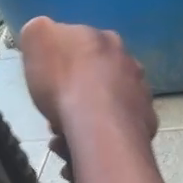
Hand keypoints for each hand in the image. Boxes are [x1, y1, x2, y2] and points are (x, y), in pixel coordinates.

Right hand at [18, 17, 156, 144]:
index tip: (48, 84)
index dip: (61, 65)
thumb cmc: (63, 82)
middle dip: (76, 95)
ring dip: (87, 118)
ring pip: (108, 106)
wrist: (99, 126)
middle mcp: (129, 62)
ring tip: (66, 138)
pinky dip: (101, 139)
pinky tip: (83, 150)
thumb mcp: (36, 39)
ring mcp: (142, 93)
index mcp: (104, 39)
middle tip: (57, 113)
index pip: (81, 45)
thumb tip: (44, 33)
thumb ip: (40, 32)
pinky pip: (117, 131)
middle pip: (97, 78)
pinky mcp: (146, 124)